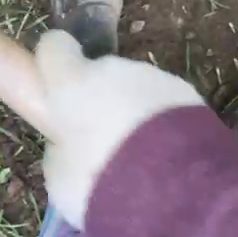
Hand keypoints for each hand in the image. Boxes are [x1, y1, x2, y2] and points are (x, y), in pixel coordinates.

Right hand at [33, 29, 205, 228]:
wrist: (178, 191)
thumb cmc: (104, 183)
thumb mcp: (61, 180)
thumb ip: (60, 149)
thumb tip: (68, 143)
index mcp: (72, 83)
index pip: (53, 45)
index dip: (53, 63)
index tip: (55, 86)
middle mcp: (111, 68)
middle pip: (97, 71)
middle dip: (96, 97)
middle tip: (101, 141)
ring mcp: (151, 75)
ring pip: (130, 86)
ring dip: (129, 110)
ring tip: (139, 155)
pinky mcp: (184, 90)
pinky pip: (160, 100)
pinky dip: (159, 119)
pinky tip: (166, 156)